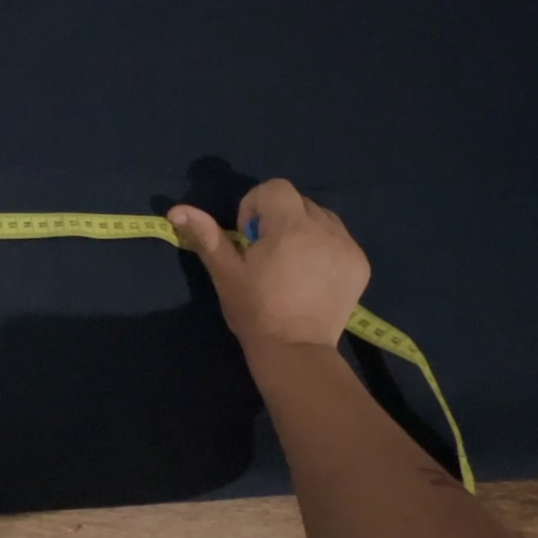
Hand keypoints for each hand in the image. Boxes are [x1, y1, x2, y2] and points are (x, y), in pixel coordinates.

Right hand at [167, 178, 369, 350]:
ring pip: (321, 218)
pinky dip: (322, 247)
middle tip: (266, 254)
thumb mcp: (225, 272)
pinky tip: (309, 277)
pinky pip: (339, 239)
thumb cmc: (254, 310)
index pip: (275, 188)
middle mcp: (325, 229)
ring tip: (289, 264)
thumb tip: (177, 210)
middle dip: (277, 218)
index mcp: (290, 228)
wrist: (294, 349)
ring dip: (301, 230)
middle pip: (298, 201)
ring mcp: (348, 246)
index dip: (254, 206)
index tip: (249, 237)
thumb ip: (206, 236)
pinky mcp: (360, 263)